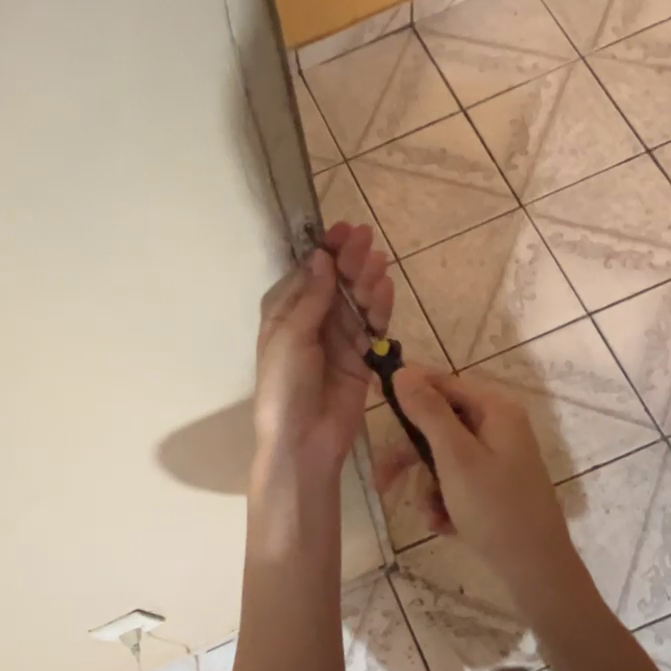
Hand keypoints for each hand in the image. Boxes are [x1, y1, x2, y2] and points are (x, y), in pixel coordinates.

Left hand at [252, 222, 391, 483]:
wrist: (303, 440)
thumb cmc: (285, 388)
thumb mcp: (290, 338)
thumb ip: (311, 298)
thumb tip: (322, 258)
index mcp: (285, 315)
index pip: (308, 274)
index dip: (326, 252)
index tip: (344, 229)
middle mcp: (312, 323)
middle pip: (335, 284)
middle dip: (350, 261)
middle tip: (367, 240)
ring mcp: (338, 341)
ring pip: (356, 302)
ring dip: (367, 281)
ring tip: (378, 262)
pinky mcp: (360, 358)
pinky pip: (372, 327)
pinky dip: (379, 308)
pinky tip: (385, 288)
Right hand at [377, 367, 581, 595]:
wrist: (535, 568)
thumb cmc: (495, 508)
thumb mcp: (455, 458)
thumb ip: (428, 412)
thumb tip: (403, 371)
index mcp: (495, 410)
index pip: (442, 383)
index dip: (407, 392)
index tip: (373, 401)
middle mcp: (498, 426)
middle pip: (438, 425)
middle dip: (412, 458)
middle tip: (383, 481)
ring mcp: (498, 457)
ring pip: (442, 458)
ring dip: (428, 488)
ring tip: (432, 516)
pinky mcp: (494, 484)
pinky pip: (456, 481)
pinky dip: (444, 502)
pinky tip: (445, 526)